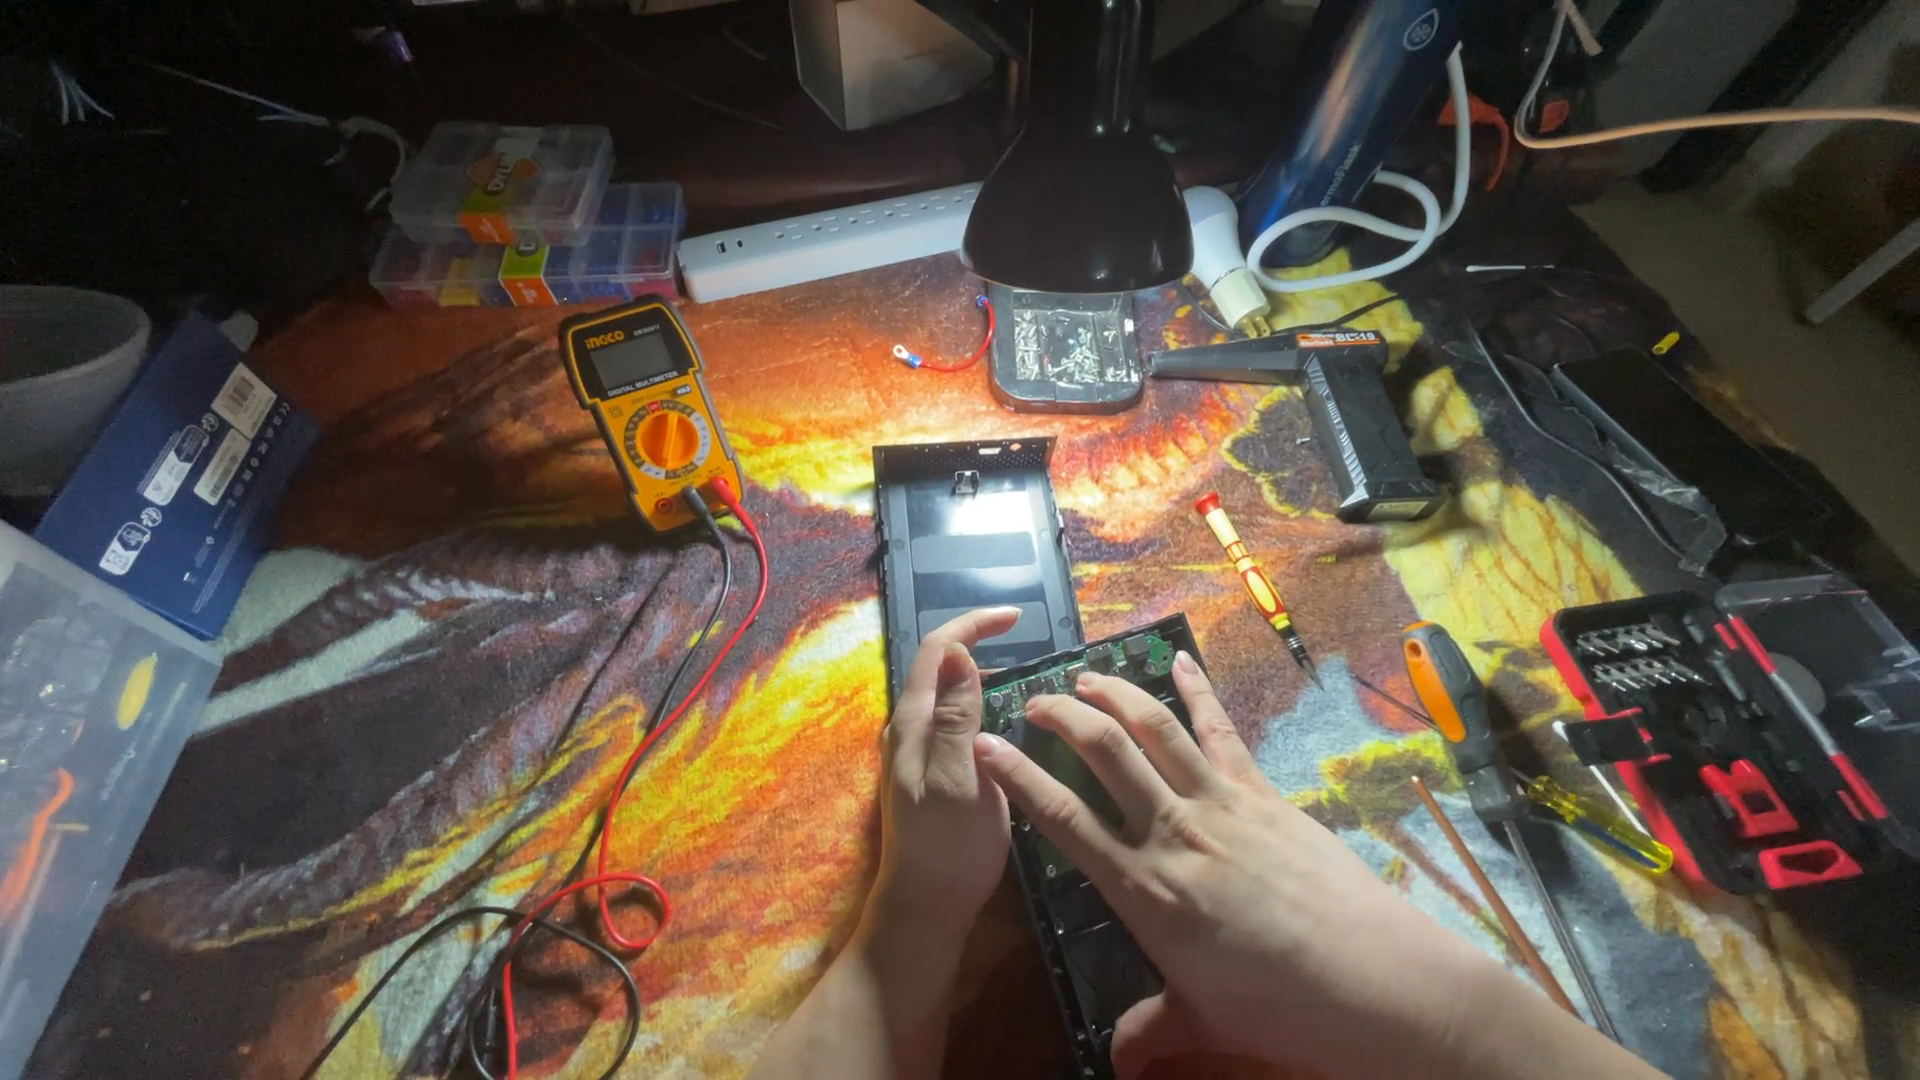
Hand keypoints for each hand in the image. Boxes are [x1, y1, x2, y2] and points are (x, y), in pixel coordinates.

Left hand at [866, 606, 1021, 936]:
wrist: (924, 908)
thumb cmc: (948, 847)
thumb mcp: (959, 779)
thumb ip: (955, 717)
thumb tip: (957, 652)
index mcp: (914, 722)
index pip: (937, 649)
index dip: (972, 625)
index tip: (1014, 615)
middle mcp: (908, 727)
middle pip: (937, 663)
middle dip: (976, 639)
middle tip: (1023, 638)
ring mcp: (915, 748)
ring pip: (944, 689)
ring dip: (976, 668)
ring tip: (1019, 668)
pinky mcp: (928, 767)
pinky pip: (950, 714)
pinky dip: (975, 698)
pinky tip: (1000, 713)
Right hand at [972, 652, 1499, 1079]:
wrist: (1376, 983)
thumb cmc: (1280, 1004)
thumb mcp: (1203, 1019)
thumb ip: (1150, 1032)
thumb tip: (1115, 1065)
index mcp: (1145, 887)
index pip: (1064, 819)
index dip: (1019, 777)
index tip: (987, 746)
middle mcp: (1172, 830)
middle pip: (1105, 753)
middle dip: (1063, 717)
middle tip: (1035, 700)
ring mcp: (1218, 802)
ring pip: (1154, 729)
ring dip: (1115, 695)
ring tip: (1086, 677)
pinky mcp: (1260, 790)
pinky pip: (1221, 730)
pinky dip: (1198, 691)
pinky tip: (1180, 659)